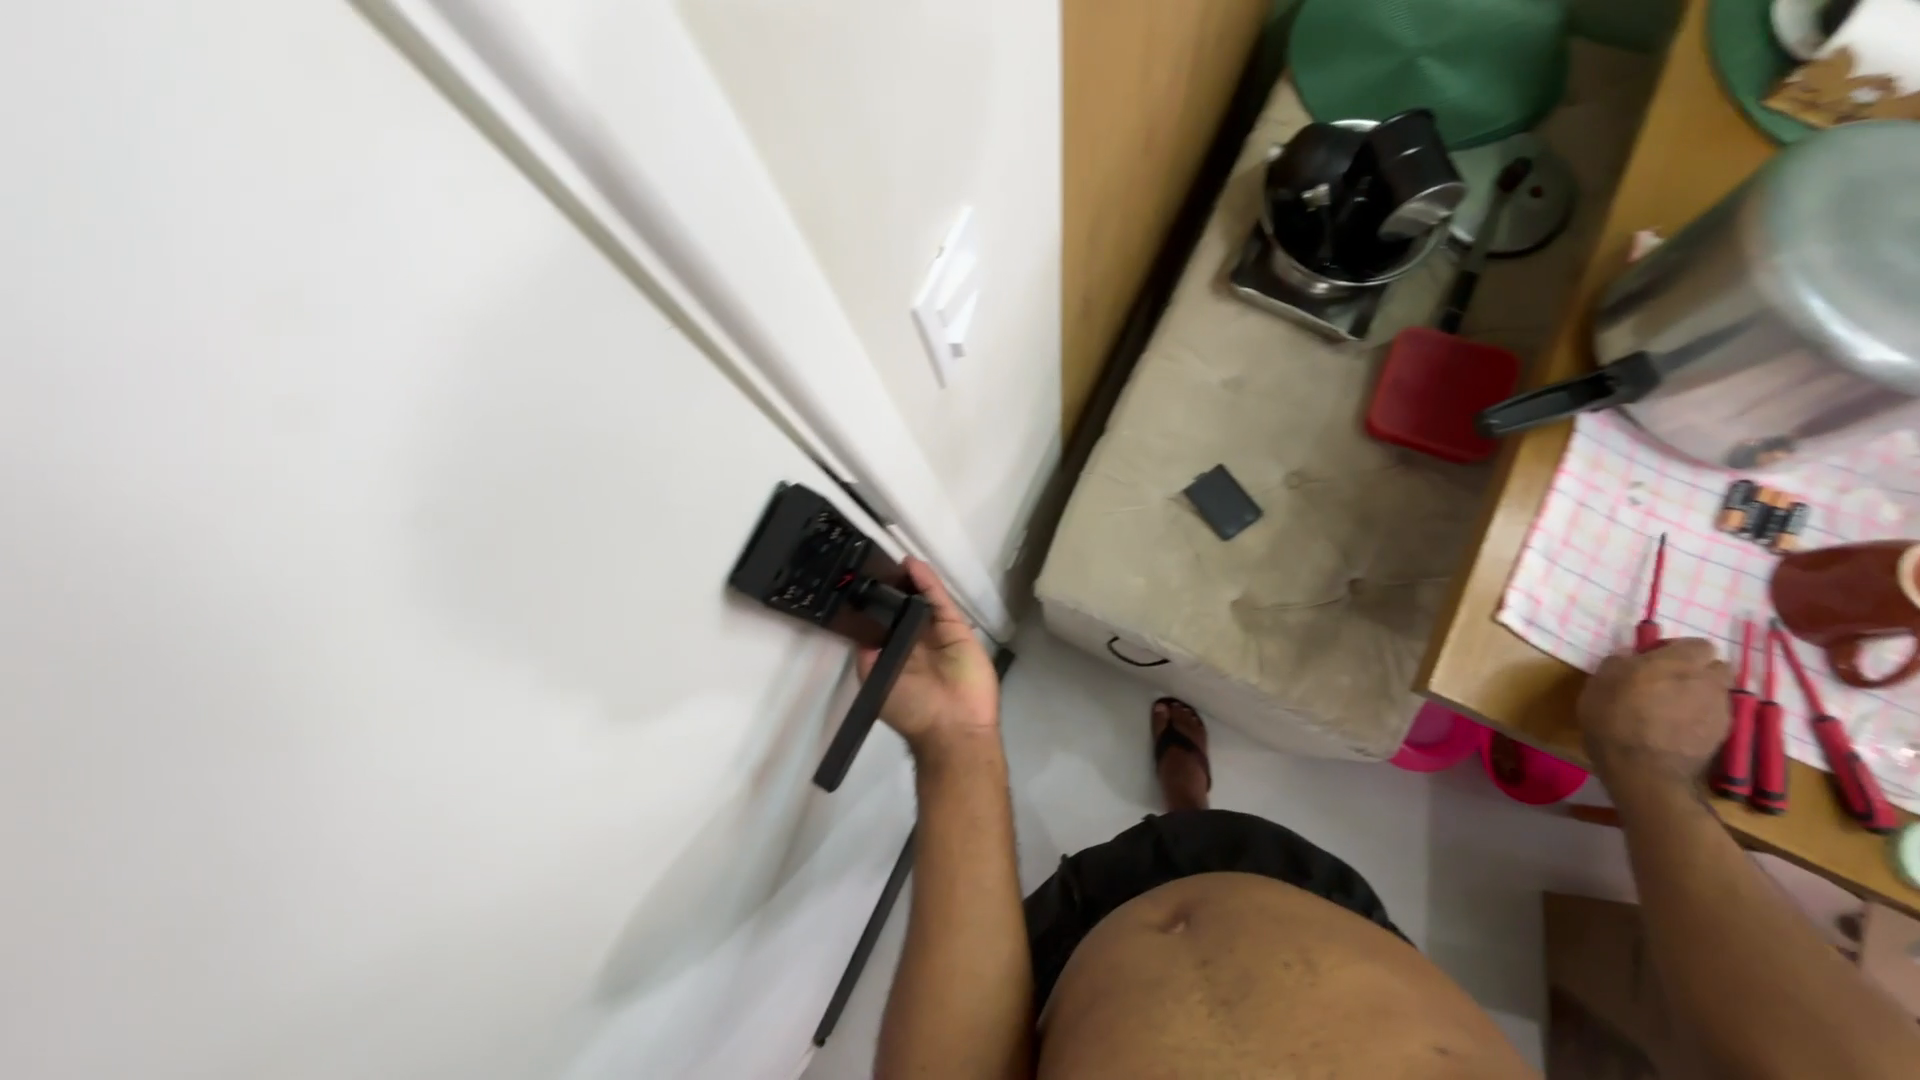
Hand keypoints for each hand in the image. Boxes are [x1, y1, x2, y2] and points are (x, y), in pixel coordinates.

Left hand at [858, 557, 999, 754]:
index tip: (860, 584)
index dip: (875, 605)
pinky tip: (913, 565)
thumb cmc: (911, 709)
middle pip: (903, 607)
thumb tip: (858, 632)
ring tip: (893, 559)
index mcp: (896, 656)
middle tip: (876, 564)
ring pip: (921, 600)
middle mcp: (916, 642)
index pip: (884, 623)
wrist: (953, 726)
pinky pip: (939, 600)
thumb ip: (868, 657)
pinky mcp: (955, 627)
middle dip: (892, 588)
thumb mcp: (876, 684)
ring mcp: (936, 633)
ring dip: (908, 580)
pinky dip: (927, 581)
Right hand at [1578, 638, 1732, 784]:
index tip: (1657, 659)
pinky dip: (1701, 717)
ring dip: (1701, 694)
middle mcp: (1707, 681)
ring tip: (1674, 708)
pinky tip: (1678, 728)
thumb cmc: (1614, 717)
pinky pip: (1715, 715)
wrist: (1643, 768)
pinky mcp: (1723, 734)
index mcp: (1678, 662)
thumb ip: (1620, 661)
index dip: (1680, 650)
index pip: (1699, 644)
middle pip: (1717, 667)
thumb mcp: (1600, 682)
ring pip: (1717, 692)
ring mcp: (1719, 708)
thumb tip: (1632, 655)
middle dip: (1699, 670)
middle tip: (1670, 682)